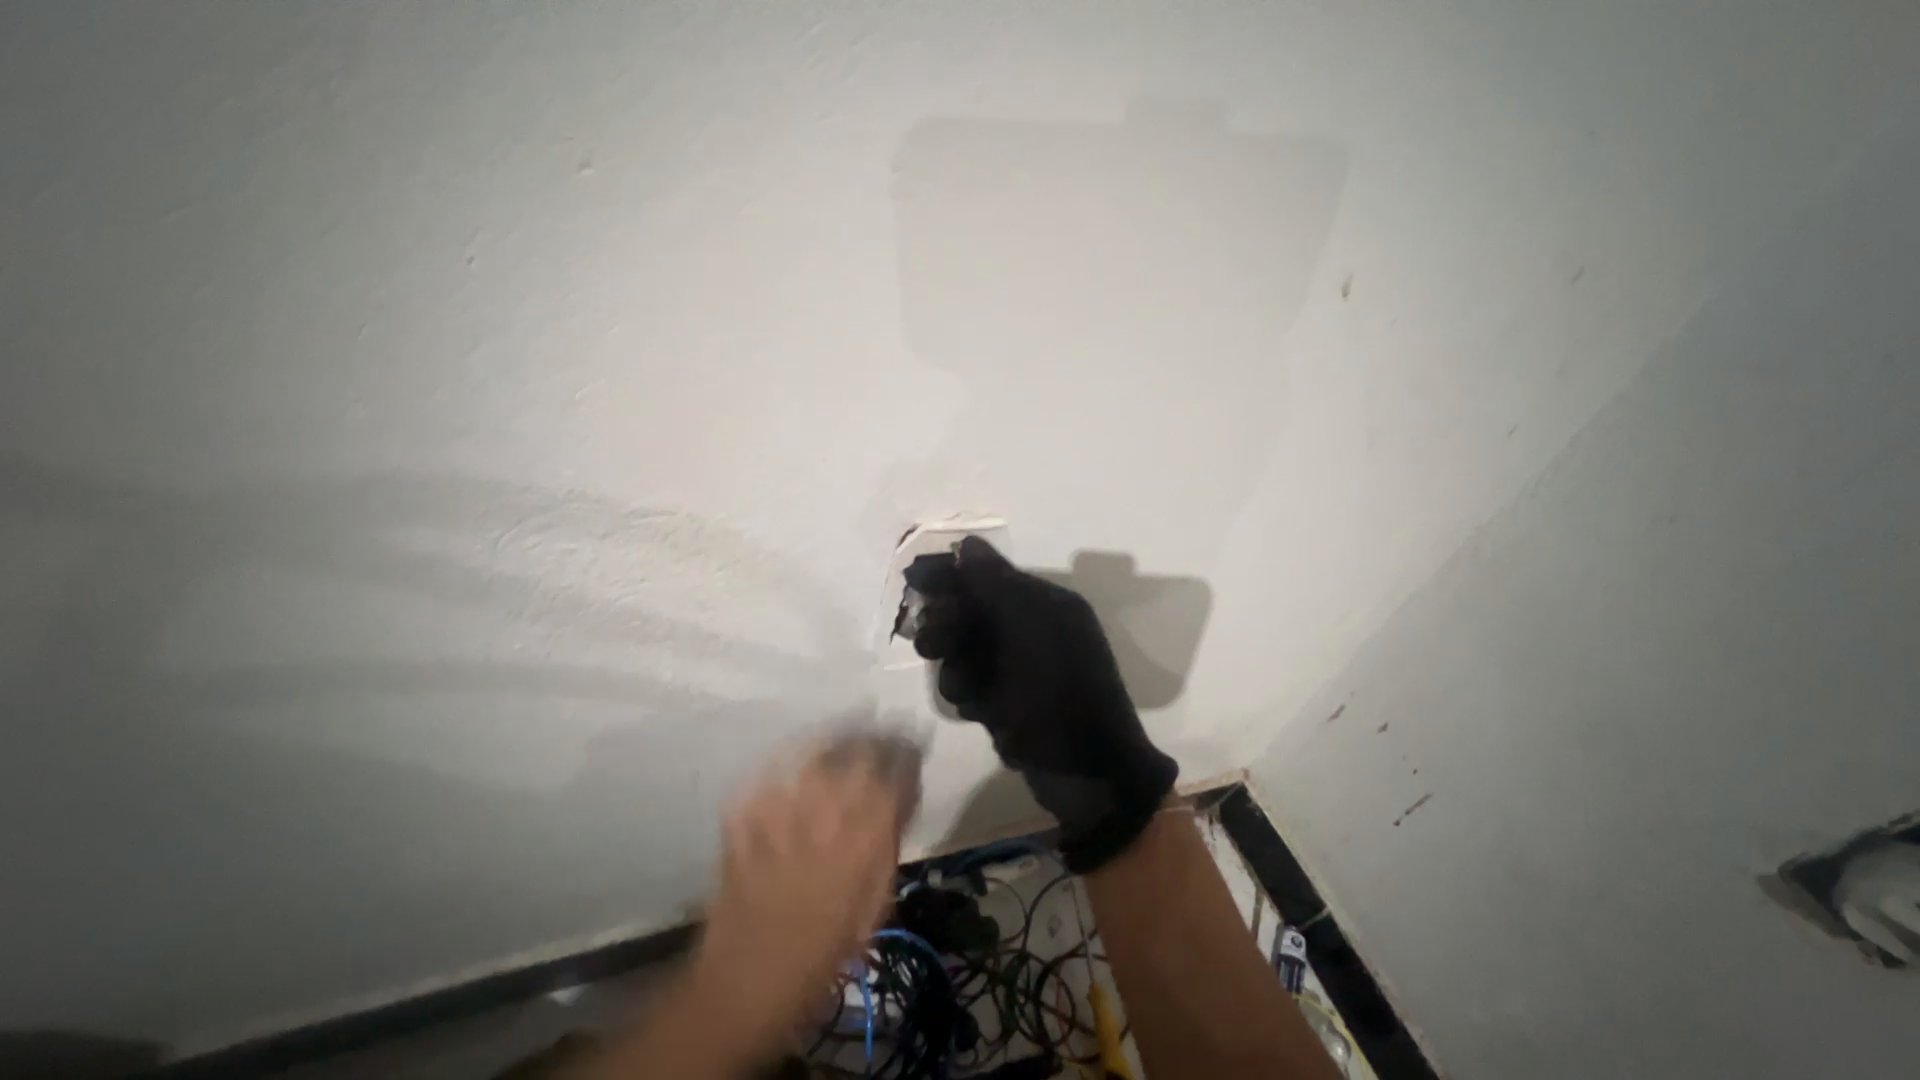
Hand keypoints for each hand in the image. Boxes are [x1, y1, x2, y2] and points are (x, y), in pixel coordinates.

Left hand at [685, 735, 920, 1061]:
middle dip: (875, 737)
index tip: (914, 746)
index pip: (894, 777)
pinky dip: (790, 756)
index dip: (907, 755)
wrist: (744, 983)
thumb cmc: (819, 957)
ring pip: (814, 755)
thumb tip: (899, 805)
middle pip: (856, 756)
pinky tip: (800, 751)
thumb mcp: (872, 909)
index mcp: (863, 844)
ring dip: (836, 737)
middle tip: (885, 730)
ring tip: (849, 728)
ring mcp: (779, 814)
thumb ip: (886, 850)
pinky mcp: (743, 817)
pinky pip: (770, 771)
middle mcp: (824, 818)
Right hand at [904, 536, 1176, 871]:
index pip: (988, 576)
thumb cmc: (1061, 694)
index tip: (913, 580)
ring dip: (957, 670)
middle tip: (930, 644)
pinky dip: (970, 697)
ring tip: (972, 691)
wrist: (1087, 775)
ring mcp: (1019, 670)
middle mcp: (1033, 631)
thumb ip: (996, 586)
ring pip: (963, 654)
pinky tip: (983, 713)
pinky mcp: (1007, 704)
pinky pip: (971, 688)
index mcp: (1047, 605)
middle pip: (969, 614)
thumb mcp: (1031, 631)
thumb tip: (967, 544)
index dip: (950, 575)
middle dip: (947, 628)